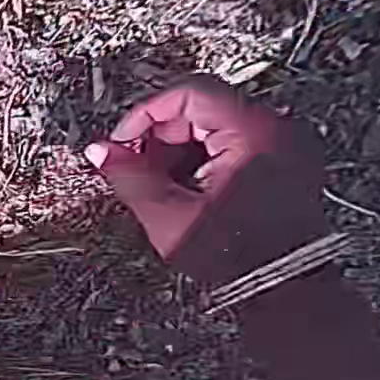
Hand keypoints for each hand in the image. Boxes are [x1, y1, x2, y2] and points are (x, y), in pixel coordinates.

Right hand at [84, 75, 327, 285]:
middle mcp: (275, 131)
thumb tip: (98, 149)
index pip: (190, 94)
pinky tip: (179, 187)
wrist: (281, 285)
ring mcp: (281, 146)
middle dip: (155, 135)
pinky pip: (225, 142)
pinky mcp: (278, 162)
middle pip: (199, 107)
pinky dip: (193, 157)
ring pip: (208, 125)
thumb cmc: (231, 252)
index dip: (144, 114)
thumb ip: (128, 173)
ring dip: (171, 148)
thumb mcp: (165, 211)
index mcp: (253, 135)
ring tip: (155, 183)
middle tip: (132, 167)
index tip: (120, 142)